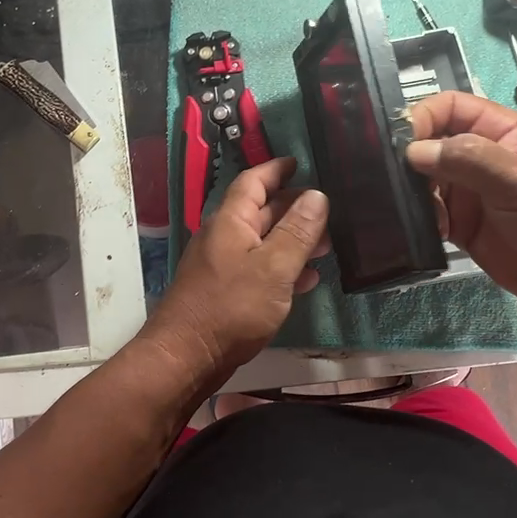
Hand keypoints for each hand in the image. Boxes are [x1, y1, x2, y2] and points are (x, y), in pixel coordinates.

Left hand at [141, 157, 329, 375]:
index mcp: (231, 220)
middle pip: (261, 210)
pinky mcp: (226, 290)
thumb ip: (297, 232)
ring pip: (263, 241)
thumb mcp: (274, 267)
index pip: (253, 181)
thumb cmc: (231, 307)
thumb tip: (317, 195)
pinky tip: (307, 280)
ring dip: (292, 240)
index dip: (276, 169)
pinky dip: (282, 268)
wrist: (187, 355)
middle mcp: (224, 235)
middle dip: (293, 208)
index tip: (299, 162)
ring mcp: (223, 264)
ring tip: (327, 247)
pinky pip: (259, 268)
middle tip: (328, 213)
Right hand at [405, 92, 516, 314]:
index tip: (402, 141)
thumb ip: (468, 158)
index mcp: (501, 133)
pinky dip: (418, 219)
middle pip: (430, 141)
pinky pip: (428, 214)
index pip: (451, 107)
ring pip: (424, 179)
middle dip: (409, 156)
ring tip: (412, 209)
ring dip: (411, 191)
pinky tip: (421, 229)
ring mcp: (469, 193)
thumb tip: (413, 151)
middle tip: (393, 179)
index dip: (423, 116)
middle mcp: (480, 157)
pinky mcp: (461, 226)